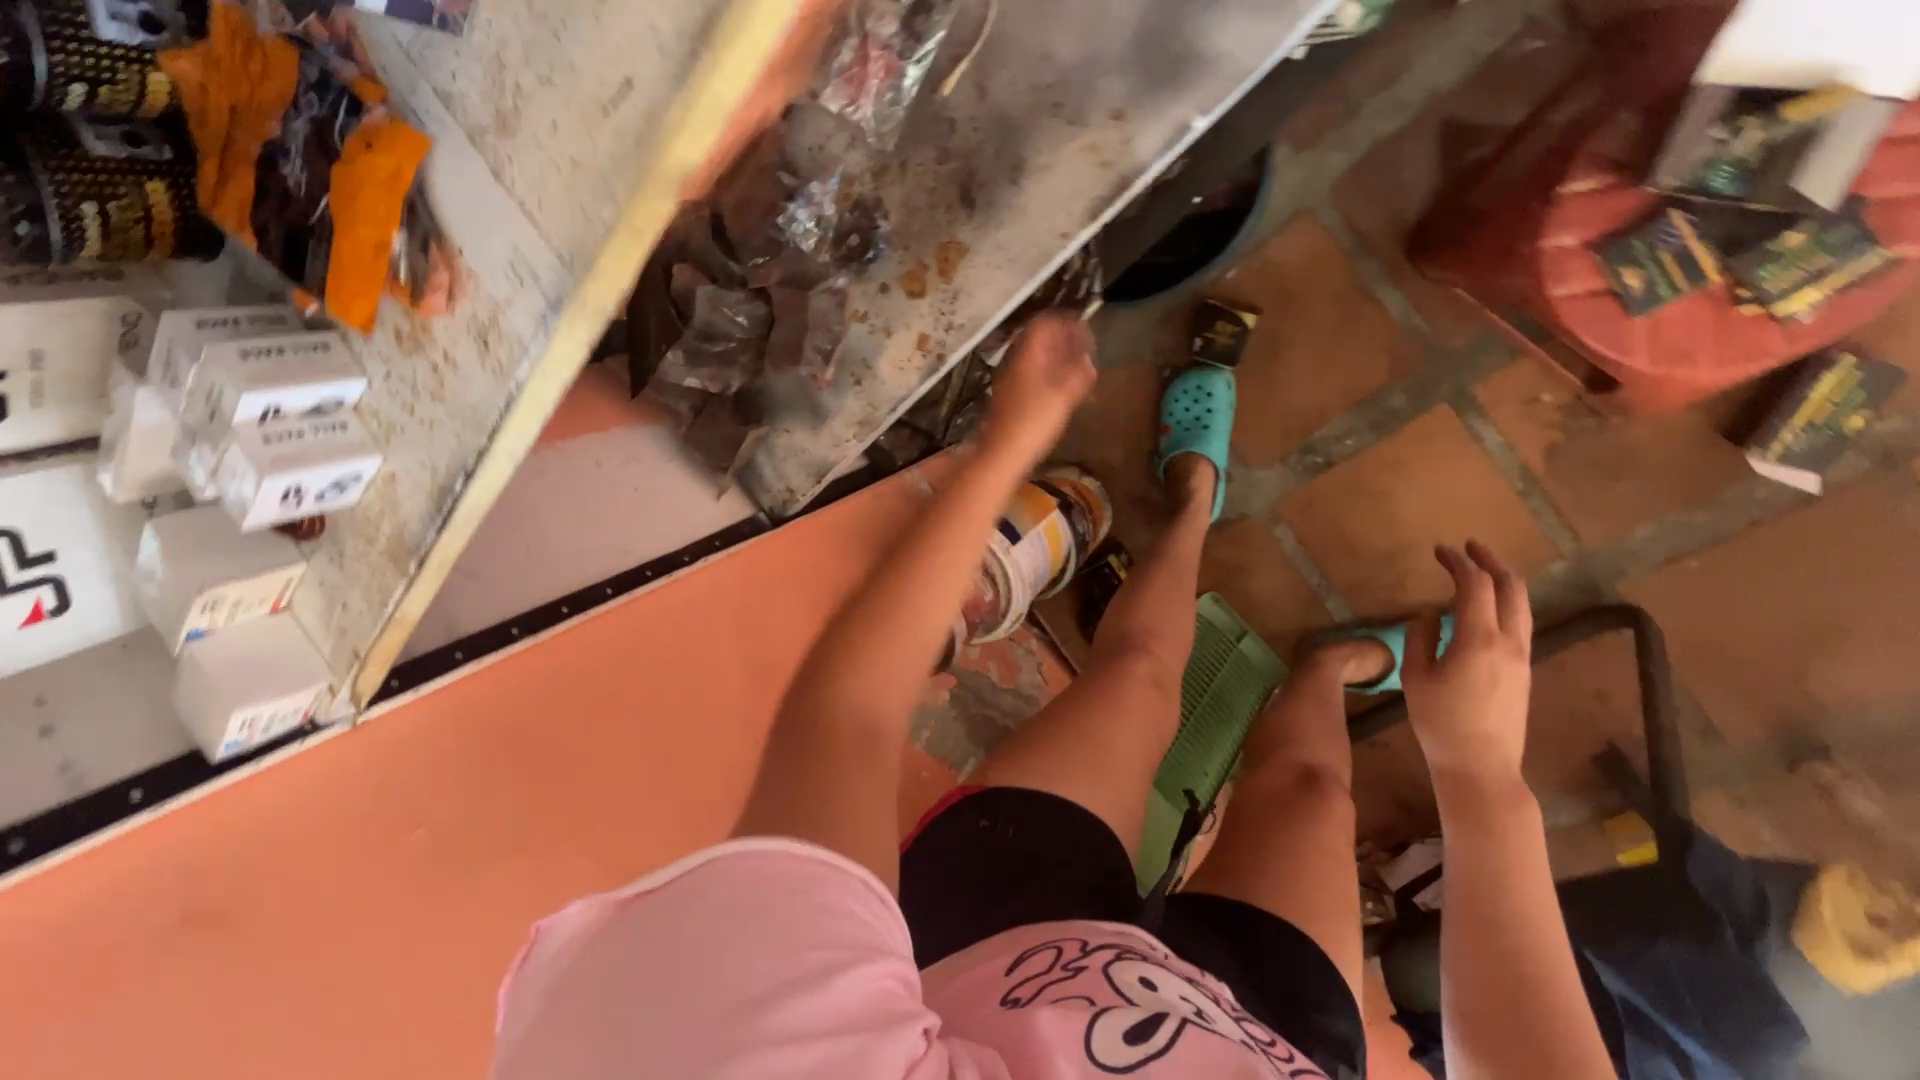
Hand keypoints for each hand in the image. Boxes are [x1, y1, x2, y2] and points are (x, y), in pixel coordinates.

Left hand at [980, 312, 1096, 462]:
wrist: (1002, 454)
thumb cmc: (1035, 421)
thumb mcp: (1065, 395)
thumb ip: (1080, 373)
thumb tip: (1088, 361)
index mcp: (1027, 354)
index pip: (1045, 323)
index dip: (1067, 323)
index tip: (1087, 331)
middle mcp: (1014, 361)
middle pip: (1039, 340)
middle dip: (1064, 342)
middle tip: (1085, 351)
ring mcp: (1008, 380)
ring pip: (1035, 359)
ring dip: (1057, 360)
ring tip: (1078, 372)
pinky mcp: (1008, 398)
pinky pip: (1031, 377)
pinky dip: (1049, 377)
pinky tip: (1062, 393)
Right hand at [1402, 541, 1533, 796]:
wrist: (1480, 766)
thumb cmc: (1440, 722)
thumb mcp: (1416, 677)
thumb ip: (1421, 638)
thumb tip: (1429, 615)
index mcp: (1479, 640)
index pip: (1474, 586)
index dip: (1458, 562)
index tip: (1440, 551)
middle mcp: (1510, 642)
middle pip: (1511, 588)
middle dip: (1491, 562)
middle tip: (1470, 548)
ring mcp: (1523, 658)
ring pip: (1522, 606)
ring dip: (1503, 582)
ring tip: (1482, 571)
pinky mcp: (1524, 672)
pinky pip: (1520, 625)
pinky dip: (1506, 605)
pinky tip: (1487, 610)